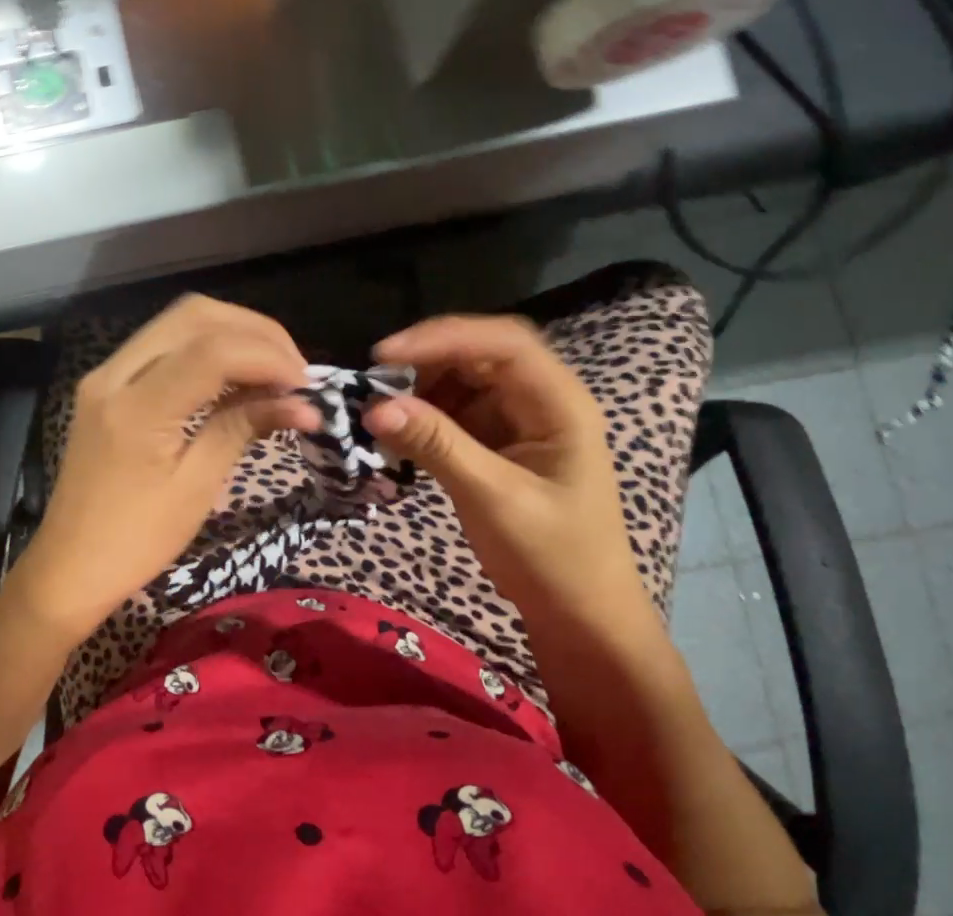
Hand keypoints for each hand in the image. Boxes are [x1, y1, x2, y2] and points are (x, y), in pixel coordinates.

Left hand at [11, 296, 319, 634]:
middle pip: (193, 315)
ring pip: (176, 323)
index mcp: (136, 408)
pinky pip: (160, 346)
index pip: (212, 350)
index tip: (306, 383)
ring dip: (230, 334)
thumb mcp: (197, 487)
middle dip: (253, 331)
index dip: (267, 355)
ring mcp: (105, 376)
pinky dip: (203, 349)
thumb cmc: (136, 541)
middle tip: (294, 369)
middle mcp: (114, 375)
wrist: (70, 565)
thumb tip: (305, 404)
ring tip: (272, 371)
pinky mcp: (105, 385)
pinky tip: (235, 377)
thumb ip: (243, 428)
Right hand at [360, 316, 644, 616]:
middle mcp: (540, 400)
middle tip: (372, 382)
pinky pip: (454, 413)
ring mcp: (518, 421)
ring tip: (377, 410)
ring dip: (418, 388)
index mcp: (560, 404)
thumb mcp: (492, 498)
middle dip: (424, 361)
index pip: (503, 343)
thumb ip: (437, 445)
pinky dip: (421, 416)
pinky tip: (393, 434)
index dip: (443, 337)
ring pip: (461, 380)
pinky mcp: (497, 443)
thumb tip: (374, 406)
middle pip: (479, 353)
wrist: (579, 615)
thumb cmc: (552, 557)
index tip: (384, 356)